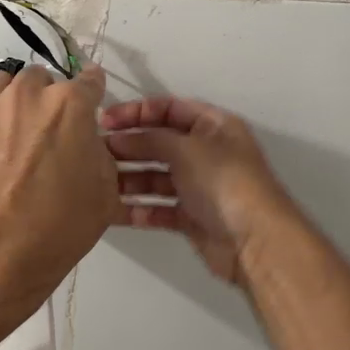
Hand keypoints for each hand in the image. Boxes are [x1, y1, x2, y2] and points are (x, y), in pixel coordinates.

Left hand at [0, 64, 120, 305]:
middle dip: (48, 99)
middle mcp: (30, 94)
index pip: (90, 82)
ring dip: (11, 97)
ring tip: (12, 127)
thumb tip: (85, 141)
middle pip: (42, 79)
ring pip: (3, 81)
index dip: (92, 92)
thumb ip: (99, 152)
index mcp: (71, 105)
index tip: (89, 101)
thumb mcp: (105, 191)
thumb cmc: (59, 224)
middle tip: (47, 131)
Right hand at [102, 96, 299, 283]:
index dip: (137, 112)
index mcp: (213, 126)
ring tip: (99, 184)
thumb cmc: (224, 182)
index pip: (169, 109)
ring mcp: (199, 186)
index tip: (104, 121)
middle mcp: (206, 153)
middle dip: (128, 148)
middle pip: (159, 144)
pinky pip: (159, 209)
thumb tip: (118, 137)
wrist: (255, 240)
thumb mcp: (186, 149)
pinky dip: (140, 210)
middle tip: (94, 154)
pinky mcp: (192, 217)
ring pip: (155, 178)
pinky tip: (117, 213)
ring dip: (129, 181)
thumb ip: (149, 138)